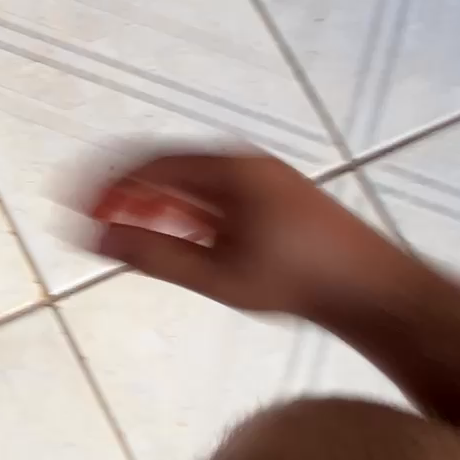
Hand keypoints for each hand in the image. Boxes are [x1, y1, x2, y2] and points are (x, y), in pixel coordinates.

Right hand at [83, 151, 423, 323]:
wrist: (379, 294)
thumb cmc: (295, 281)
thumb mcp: (212, 273)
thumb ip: (149, 253)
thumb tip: (92, 238)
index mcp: (228, 171)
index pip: (148, 165)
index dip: (107, 186)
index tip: (79, 210)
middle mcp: (244, 164)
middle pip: (165, 167)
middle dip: (124, 192)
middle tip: (95, 218)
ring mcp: (262, 179)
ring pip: (188, 180)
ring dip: (151, 201)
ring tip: (127, 228)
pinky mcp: (273, 198)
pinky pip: (211, 192)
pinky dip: (180, 209)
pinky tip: (173, 234)